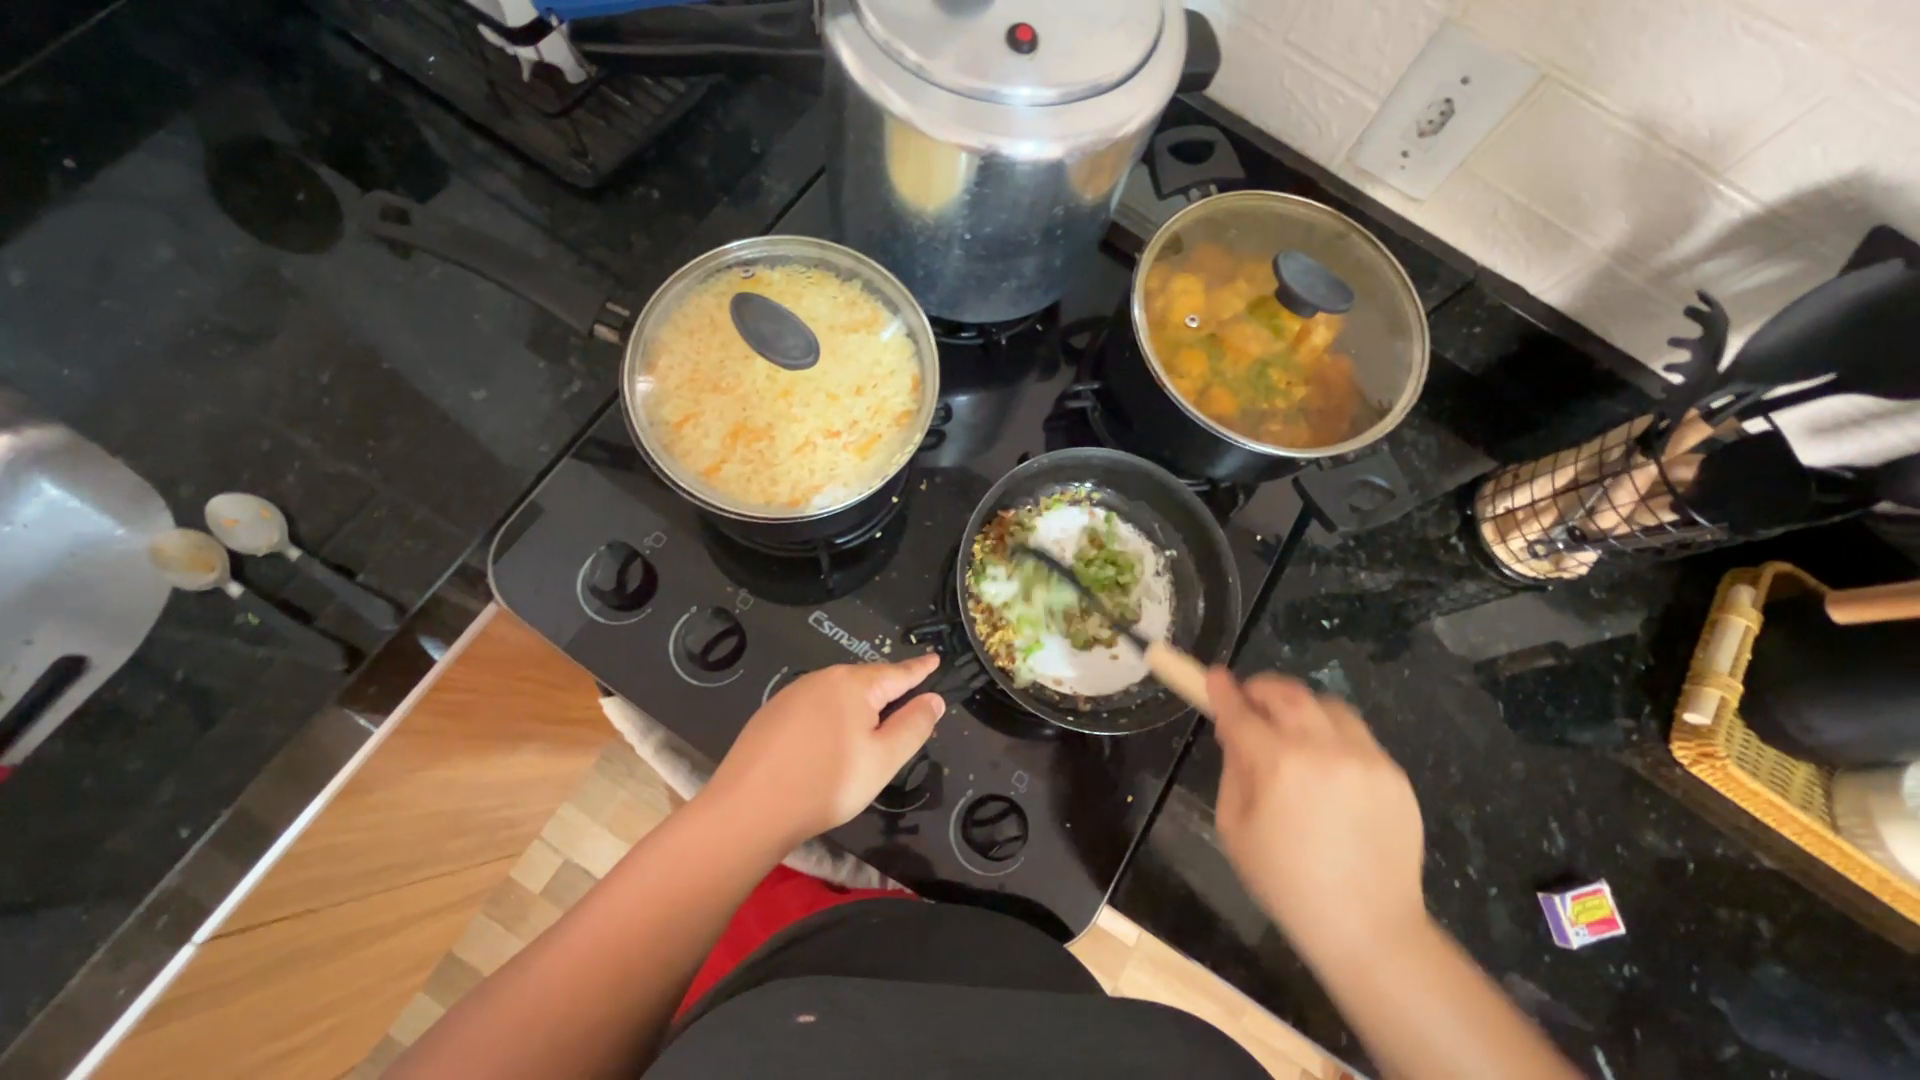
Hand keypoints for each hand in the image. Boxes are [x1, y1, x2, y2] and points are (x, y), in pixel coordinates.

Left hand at [703, 654, 944, 847]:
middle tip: (909, 701)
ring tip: (872, 725)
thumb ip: (913, 726)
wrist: (750, 808)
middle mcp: (822, 679)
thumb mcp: (883, 760)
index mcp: (853, 684)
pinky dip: (832, 716)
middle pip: (866, 680)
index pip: (897, 673)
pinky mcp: (772, 714)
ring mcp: (792, 695)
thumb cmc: (827, 784)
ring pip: (838, 693)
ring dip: (858, 705)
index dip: (919, 669)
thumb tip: (933, 699)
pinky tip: (829, 740)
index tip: (935, 659)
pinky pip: (815, 706)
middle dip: (888, 689)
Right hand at [1208, 669, 1426, 957]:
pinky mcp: (1393, 773)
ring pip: (1328, 707)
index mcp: (1278, 765)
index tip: (1214, 676)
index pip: (1242, 712)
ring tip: (1291, 729)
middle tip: (1249, 697)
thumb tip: (1236, 733)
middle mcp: (1324, 749)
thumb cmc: (1286, 883)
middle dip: (1263, 688)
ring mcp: (1366, 759)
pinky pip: (1357, 736)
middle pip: (1288, 694)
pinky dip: (1333, 736)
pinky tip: (1326, 767)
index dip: (1223, 691)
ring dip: (1302, 708)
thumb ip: (1234, 770)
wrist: (1367, 925)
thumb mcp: (1235, 828)